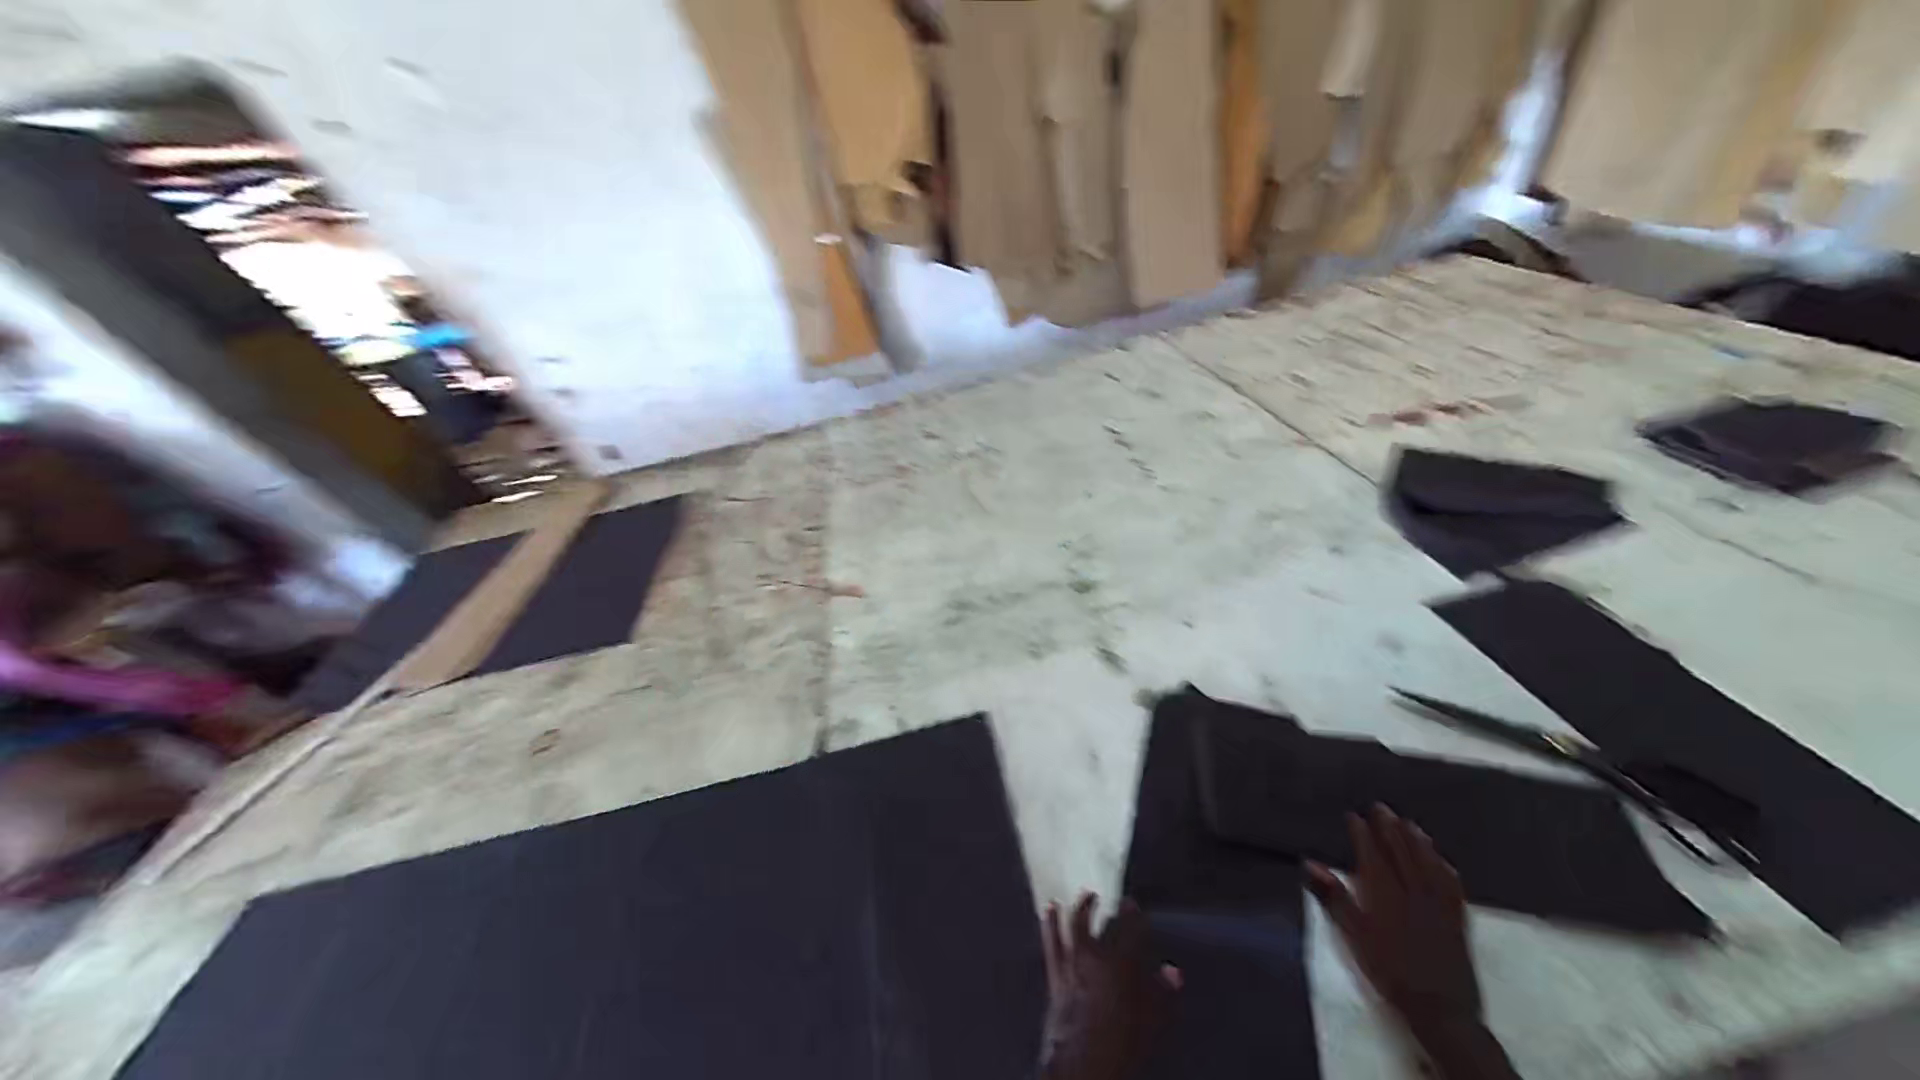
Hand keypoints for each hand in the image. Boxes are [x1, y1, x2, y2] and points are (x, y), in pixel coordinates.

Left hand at [1038, 893, 1179, 1079]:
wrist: (1080, 1064)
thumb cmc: (1120, 1044)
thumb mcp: (1150, 1022)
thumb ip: (1161, 993)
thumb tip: (1173, 971)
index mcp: (1119, 964)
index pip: (1130, 931)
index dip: (1134, 916)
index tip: (1135, 904)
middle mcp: (1092, 956)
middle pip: (1100, 924)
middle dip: (1108, 909)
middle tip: (1114, 899)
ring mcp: (1070, 963)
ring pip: (1073, 925)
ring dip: (1079, 908)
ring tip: (1084, 895)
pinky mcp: (1055, 975)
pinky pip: (1051, 942)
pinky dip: (1050, 923)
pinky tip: (1049, 910)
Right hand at [1307, 805, 1480, 1032]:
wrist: (1439, 1007)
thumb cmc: (1387, 970)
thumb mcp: (1351, 934)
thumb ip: (1333, 897)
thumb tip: (1310, 863)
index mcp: (1383, 892)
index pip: (1371, 853)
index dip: (1361, 833)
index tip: (1353, 815)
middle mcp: (1411, 891)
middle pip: (1401, 853)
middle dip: (1390, 829)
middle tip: (1382, 807)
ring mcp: (1437, 905)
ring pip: (1428, 864)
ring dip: (1418, 842)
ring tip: (1411, 824)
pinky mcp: (1457, 921)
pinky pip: (1452, 887)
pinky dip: (1446, 869)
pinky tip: (1444, 861)